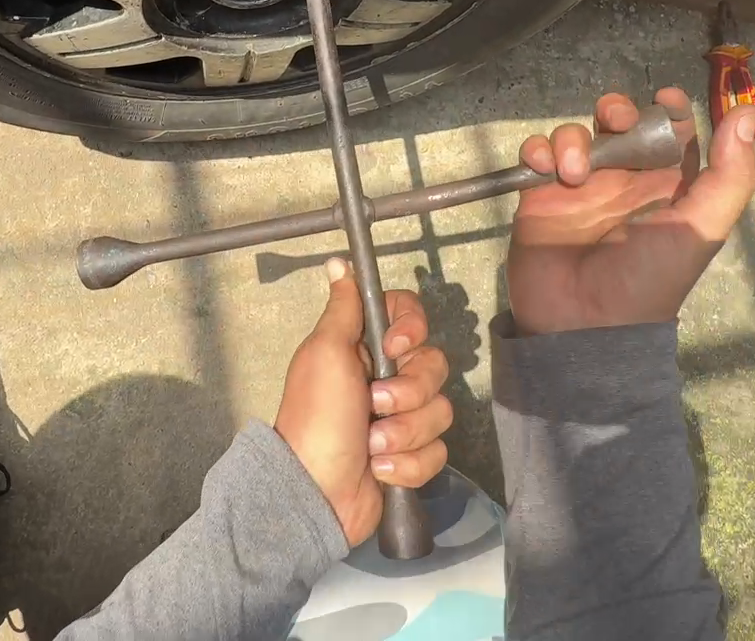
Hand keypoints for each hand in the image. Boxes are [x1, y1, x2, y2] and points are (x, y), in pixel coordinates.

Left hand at [274, 259, 451, 545]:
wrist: (315, 492)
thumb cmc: (317, 415)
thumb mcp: (326, 352)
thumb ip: (343, 307)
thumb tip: (337, 262)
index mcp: (362, 346)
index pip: (409, 316)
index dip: (412, 329)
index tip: (394, 346)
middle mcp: (385, 376)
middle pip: (433, 364)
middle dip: (409, 392)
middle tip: (374, 404)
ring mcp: (400, 417)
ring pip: (439, 410)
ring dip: (404, 432)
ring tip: (372, 445)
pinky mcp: (410, 454)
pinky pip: (436, 451)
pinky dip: (407, 463)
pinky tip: (379, 468)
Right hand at [508, 86, 754, 334]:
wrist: (584, 321)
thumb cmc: (650, 275)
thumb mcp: (701, 227)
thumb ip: (730, 174)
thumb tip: (749, 112)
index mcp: (665, 186)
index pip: (670, 133)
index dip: (669, 109)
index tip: (664, 98)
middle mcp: (622, 179)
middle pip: (618, 122)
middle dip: (616, 110)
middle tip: (615, 123)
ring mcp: (578, 185)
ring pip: (574, 133)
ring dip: (572, 138)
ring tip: (573, 172)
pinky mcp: (540, 193)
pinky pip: (536, 153)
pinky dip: (538, 150)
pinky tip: (545, 170)